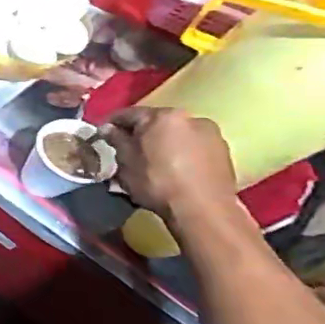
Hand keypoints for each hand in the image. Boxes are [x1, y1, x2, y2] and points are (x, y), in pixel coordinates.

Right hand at [100, 107, 238, 217]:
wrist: (204, 209)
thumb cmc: (157, 181)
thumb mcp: (125, 161)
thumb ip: (116, 140)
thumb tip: (108, 129)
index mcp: (163, 116)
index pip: (128, 114)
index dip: (111, 124)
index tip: (101, 135)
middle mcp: (190, 118)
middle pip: (156, 122)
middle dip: (140, 133)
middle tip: (126, 149)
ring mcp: (211, 134)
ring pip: (176, 134)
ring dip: (162, 142)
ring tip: (151, 160)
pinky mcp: (224, 152)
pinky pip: (193, 146)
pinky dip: (180, 152)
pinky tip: (173, 168)